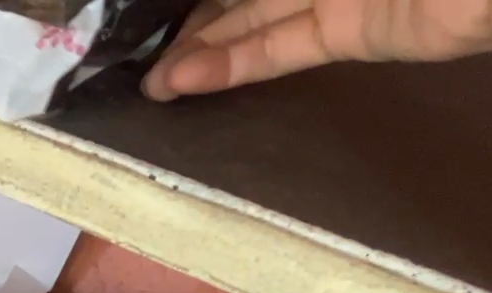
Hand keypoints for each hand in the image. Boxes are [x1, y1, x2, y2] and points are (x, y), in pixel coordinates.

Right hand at [142, 0, 491, 100]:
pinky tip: (184, 81)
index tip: (153, 8)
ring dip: (199, 51)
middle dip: (192, 19)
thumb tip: (221, 12)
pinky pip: (279, 47)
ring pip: (253, 19)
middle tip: (139, 52)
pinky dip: (231, 66)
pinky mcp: (351, 31)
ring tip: (152, 84)